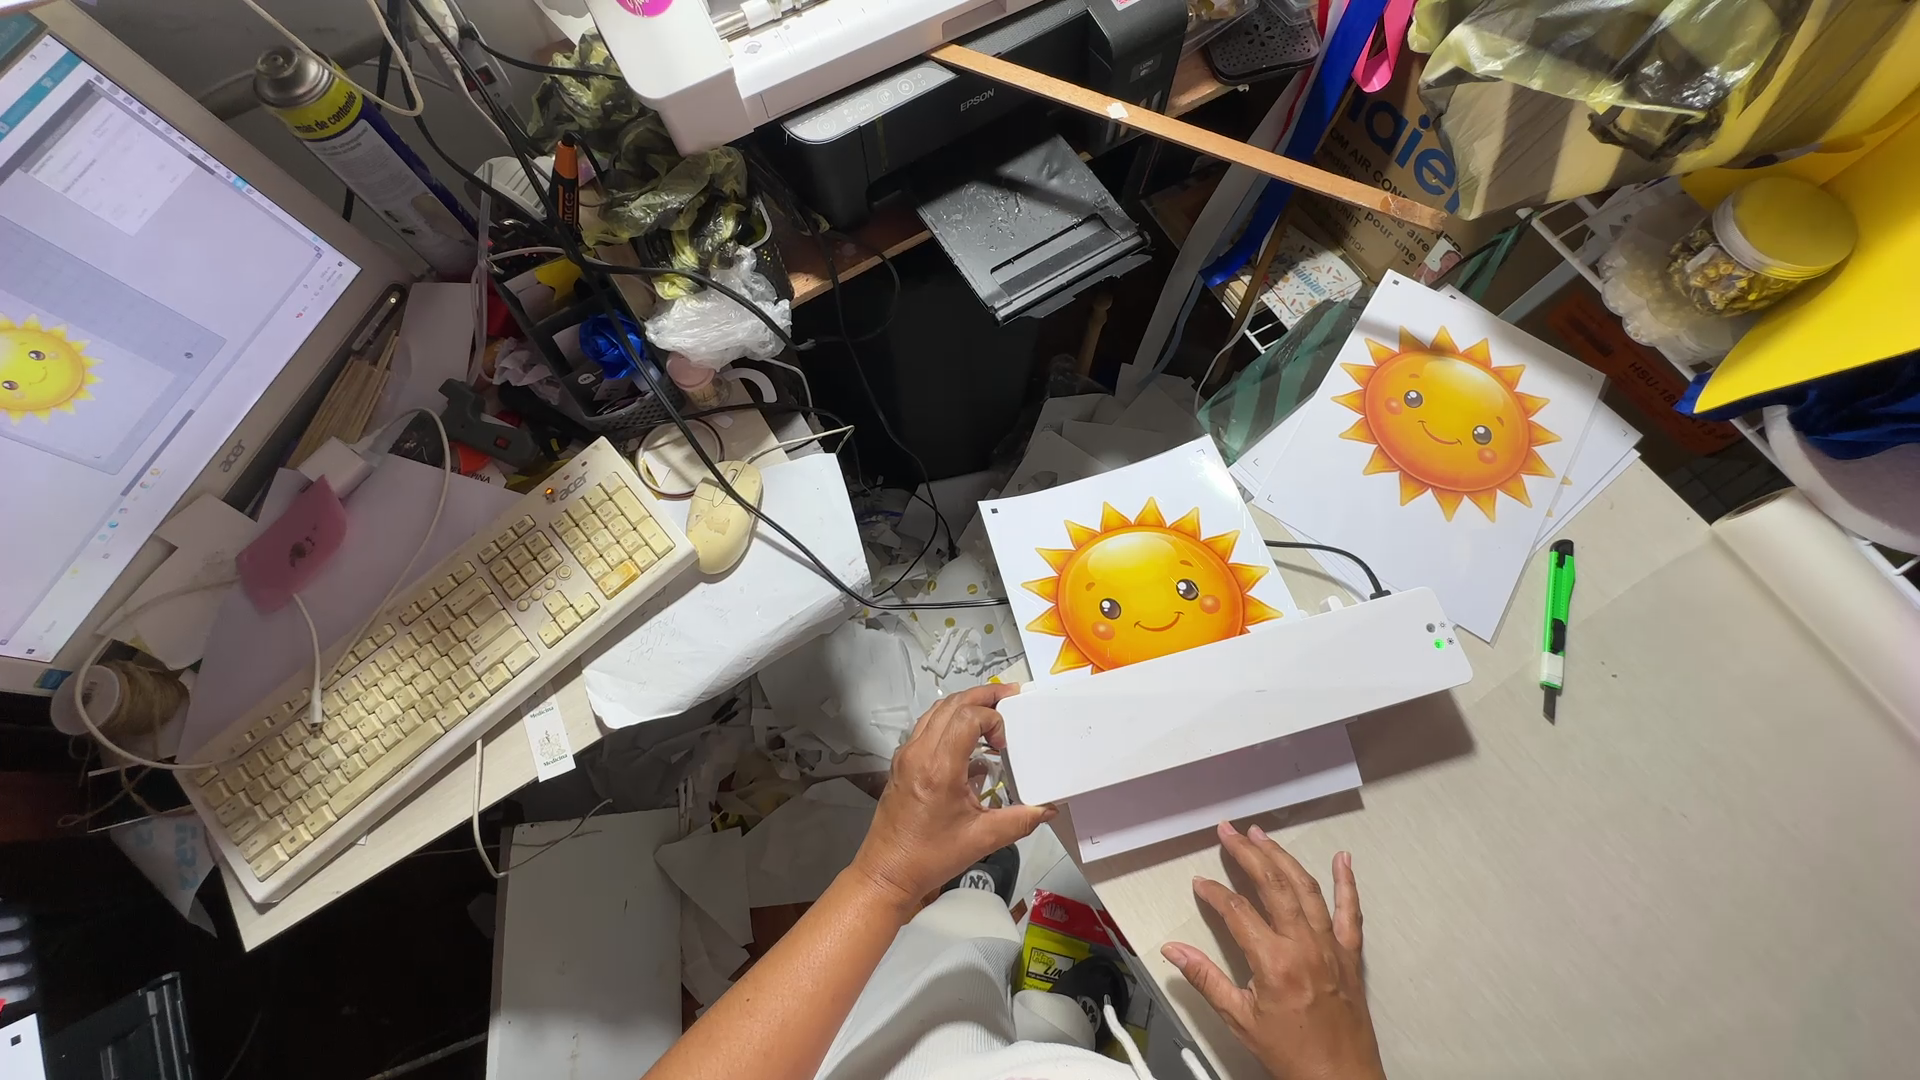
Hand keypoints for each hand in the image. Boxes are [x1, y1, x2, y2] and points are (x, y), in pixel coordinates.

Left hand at [849, 683, 1053, 909]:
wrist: (887, 873)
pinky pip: (927, 726)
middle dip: (983, 695)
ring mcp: (907, 755)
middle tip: (1010, 696)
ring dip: (965, 704)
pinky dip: (950, 721)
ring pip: (936, 711)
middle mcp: (919, 752)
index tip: (1005, 744)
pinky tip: (969, 740)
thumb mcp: (982, 839)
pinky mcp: (902, 762)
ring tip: (992, 710)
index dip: (993, 719)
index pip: (967, 717)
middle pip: (951, 704)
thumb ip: (1021, 820)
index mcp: (938, 767)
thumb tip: (1049, 808)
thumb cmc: (931, 857)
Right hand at [1161, 823, 1383, 1079]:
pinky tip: (1342, 858)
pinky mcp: (1350, 954)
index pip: (1237, 911)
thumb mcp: (1239, 1020)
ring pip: (1306, 888)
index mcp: (1274, 962)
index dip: (1214, 892)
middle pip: (1273, 885)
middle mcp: (1304, 946)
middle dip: (1247, 853)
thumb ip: (1205, 978)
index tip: (1199, 883)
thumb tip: (1172, 949)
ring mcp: (1330, 946)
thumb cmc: (1291, 1055)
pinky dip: (1346, 883)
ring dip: (1281, 856)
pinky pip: (1350, 912)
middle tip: (1228, 830)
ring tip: (1261, 834)